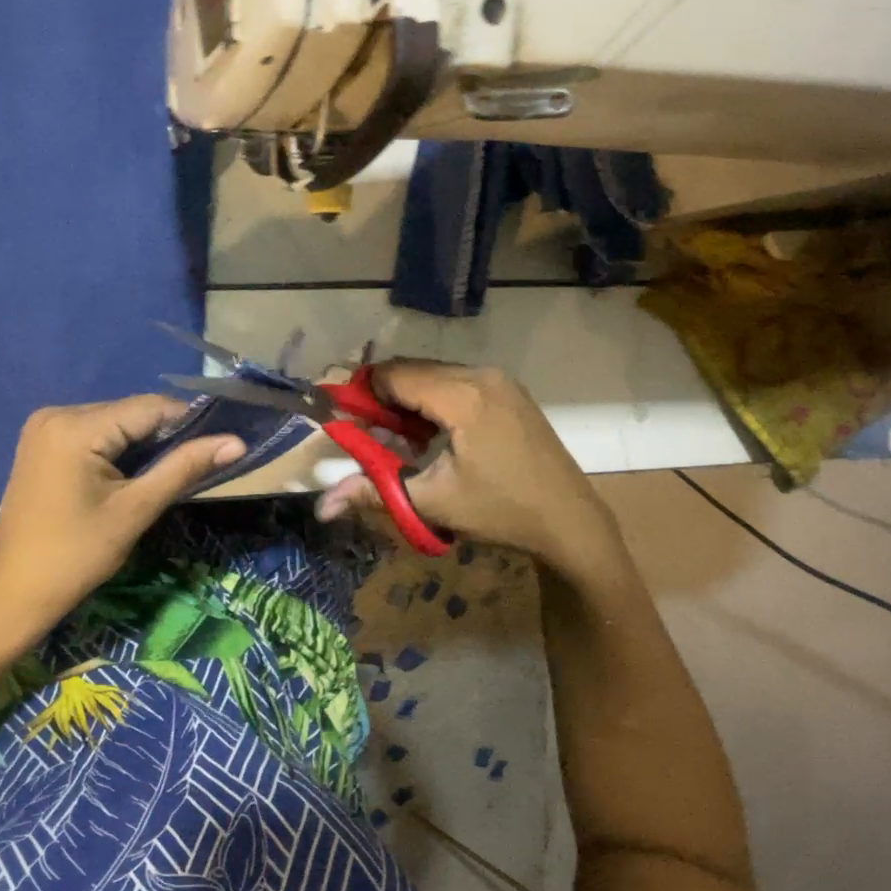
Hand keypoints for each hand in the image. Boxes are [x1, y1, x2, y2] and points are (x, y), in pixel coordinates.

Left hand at [0, 396, 244, 647]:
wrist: (16, 590)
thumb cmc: (77, 555)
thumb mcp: (136, 510)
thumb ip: (184, 468)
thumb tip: (236, 442)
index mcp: (75, 427)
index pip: (147, 407)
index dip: (189, 422)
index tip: (222, 443)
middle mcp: (55, 414)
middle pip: (128, 413)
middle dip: (164, 436)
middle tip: (196, 466)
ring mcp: (42, 428)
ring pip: (111, 424)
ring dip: (141, 444)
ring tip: (167, 474)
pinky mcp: (40, 444)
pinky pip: (90, 435)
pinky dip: (115, 451)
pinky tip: (131, 476)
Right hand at [317, 361, 618, 575]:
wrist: (569, 520)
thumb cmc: (500, 511)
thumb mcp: (432, 502)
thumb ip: (373, 492)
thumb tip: (321, 508)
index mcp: (463, 396)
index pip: (393, 375)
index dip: (360, 393)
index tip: (340, 419)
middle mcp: (481, 375)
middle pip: (411, 370)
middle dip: (380, 398)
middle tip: (365, 435)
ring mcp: (499, 380)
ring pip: (432, 375)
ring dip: (405, 401)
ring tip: (396, 441)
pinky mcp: (507, 391)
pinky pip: (454, 383)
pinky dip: (431, 402)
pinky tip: (429, 437)